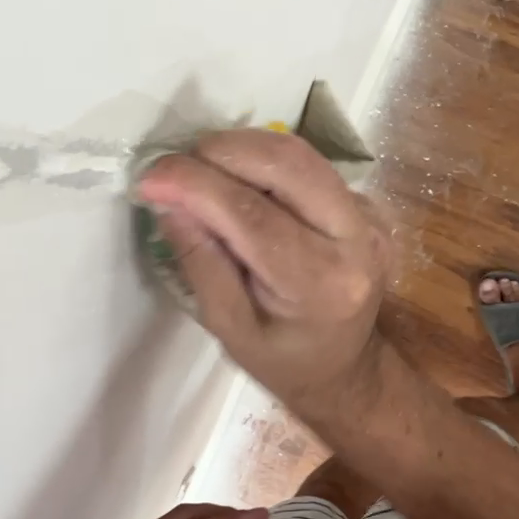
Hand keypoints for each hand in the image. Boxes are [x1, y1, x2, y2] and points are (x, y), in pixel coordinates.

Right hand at [136, 130, 392, 422]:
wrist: (346, 369)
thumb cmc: (281, 358)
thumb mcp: (228, 326)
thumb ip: (201, 261)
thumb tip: (169, 199)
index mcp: (320, 283)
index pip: (252, 215)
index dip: (195, 185)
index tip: (149, 178)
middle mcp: (356, 240)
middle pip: (287, 163)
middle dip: (220, 151)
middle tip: (175, 169)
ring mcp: (369, 217)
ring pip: (300, 154)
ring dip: (240, 150)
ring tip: (199, 171)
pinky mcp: (367, 204)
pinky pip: (309, 165)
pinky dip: (263, 164)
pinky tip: (237, 184)